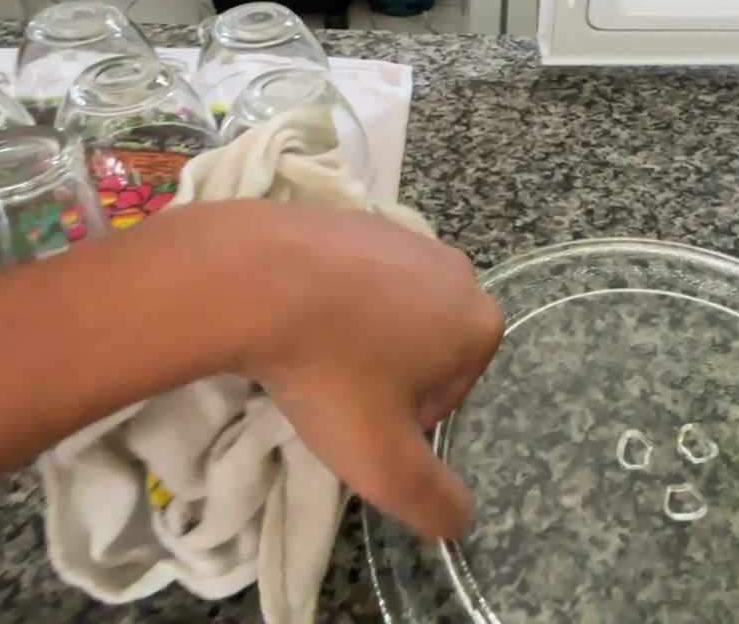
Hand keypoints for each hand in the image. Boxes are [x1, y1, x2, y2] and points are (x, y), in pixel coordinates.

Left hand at [195, 200, 503, 540]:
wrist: (261, 277)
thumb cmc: (335, 370)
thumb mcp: (384, 463)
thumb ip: (433, 502)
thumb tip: (458, 521)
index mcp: (477, 321)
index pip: (452, 390)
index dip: (408, 418)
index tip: (365, 420)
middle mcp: (456, 271)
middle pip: (428, 344)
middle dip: (391, 373)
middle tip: (338, 391)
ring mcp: (407, 236)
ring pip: (394, 306)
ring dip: (363, 334)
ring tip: (314, 354)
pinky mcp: (360, 217)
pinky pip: (358, 272)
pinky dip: (336, 296)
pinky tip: (298, 313)